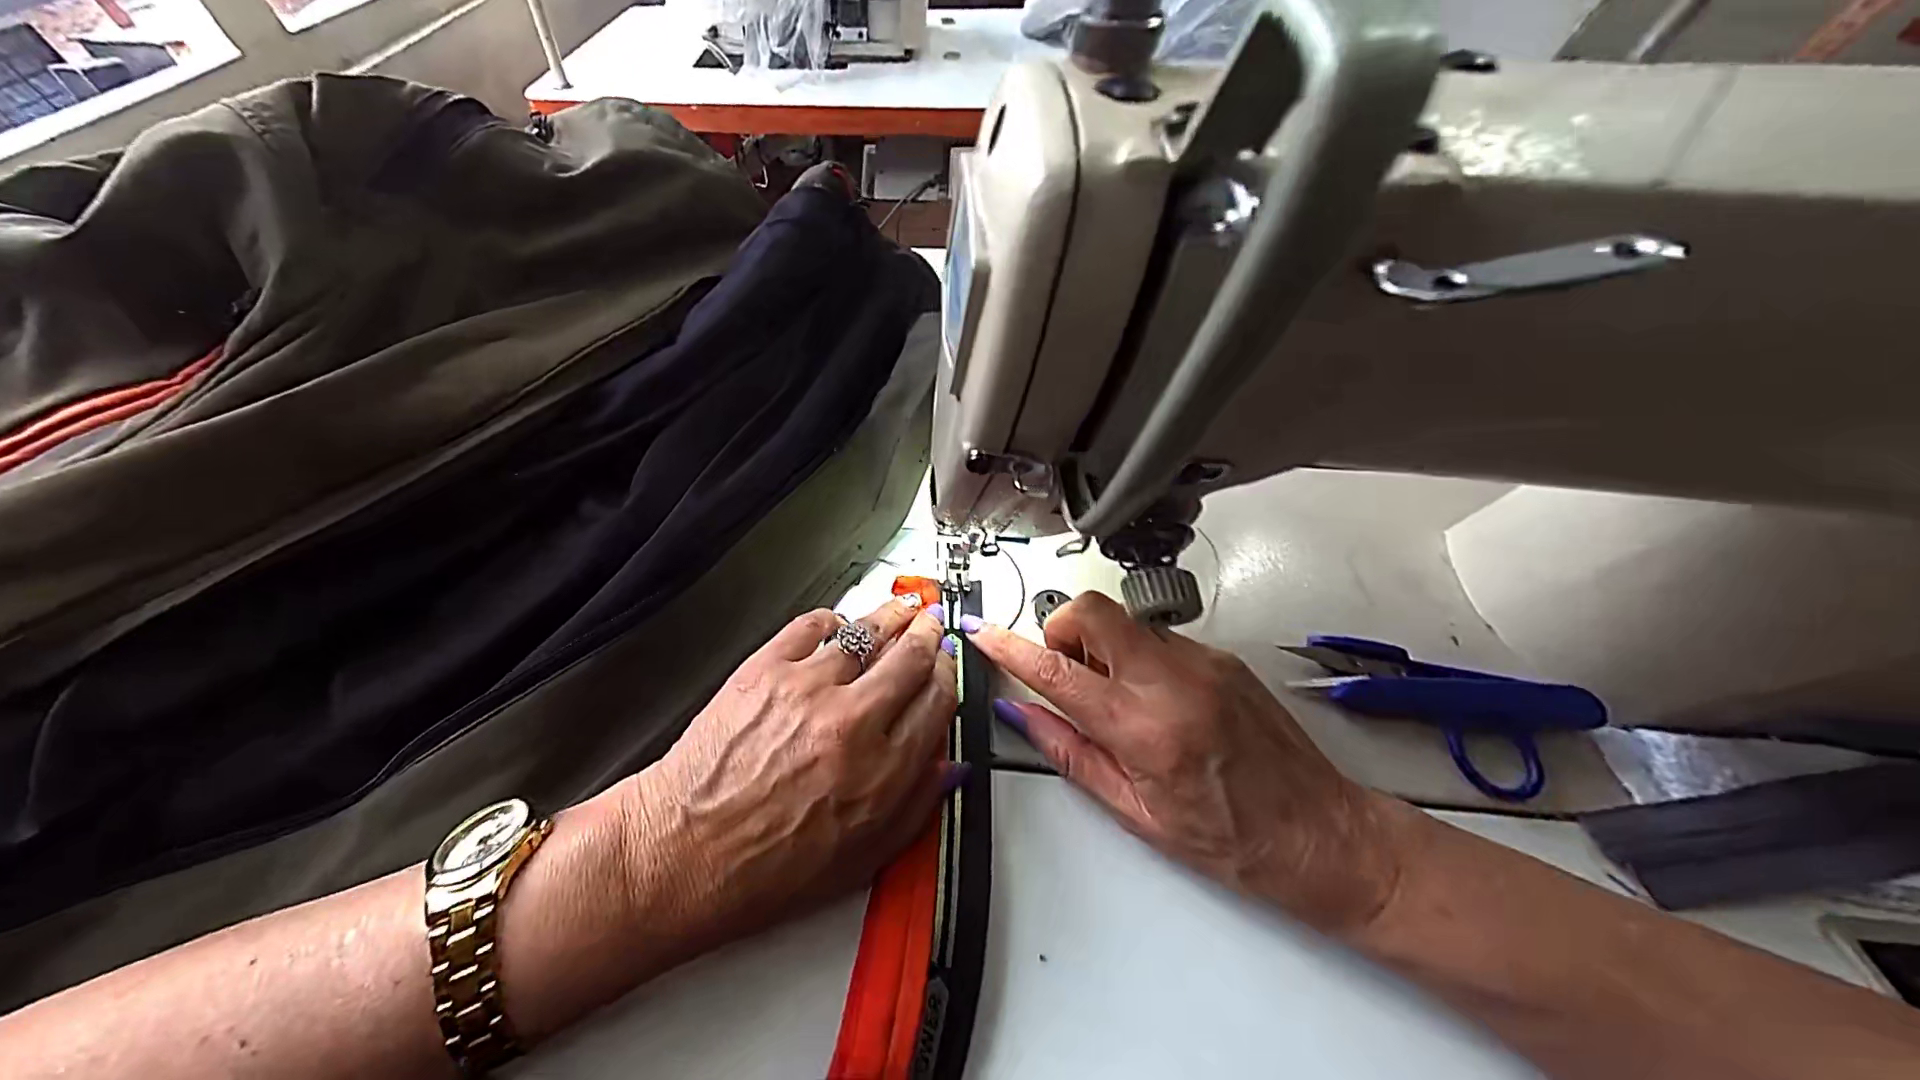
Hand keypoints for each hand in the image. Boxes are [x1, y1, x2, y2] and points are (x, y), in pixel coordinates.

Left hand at [623, 596, 957, 954]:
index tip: (946, 670)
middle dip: (929, 636)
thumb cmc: (762, 867)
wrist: (681, 853)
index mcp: (881, 771)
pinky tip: (840, 623)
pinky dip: (833, 619)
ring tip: (900, 610)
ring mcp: (807, 690)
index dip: (949, 677)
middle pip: (911, 657)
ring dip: (891, 617)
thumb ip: (915, 808)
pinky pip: (812, 625)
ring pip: (867, 632)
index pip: (937, 700)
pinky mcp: (764, 671)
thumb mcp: (860, 860)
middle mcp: (851, 723)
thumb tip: (947, 769)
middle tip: (930, 628)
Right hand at [967, 592, 1408, 934]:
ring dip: (1101, 648)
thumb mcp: (1136, 812)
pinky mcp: (1222, 657)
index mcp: (1146, 729)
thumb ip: (1072, 754)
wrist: (1321, 833)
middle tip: (1064, 669)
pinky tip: (1154, 702)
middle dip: (1061, 629)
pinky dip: (1138, 658)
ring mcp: (1204, 662)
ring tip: (1115, 699)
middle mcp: (1175, 681)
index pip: (1057, 673)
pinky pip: (1158, 639)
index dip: (1010, 649)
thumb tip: (1025, 716)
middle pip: (1092, 611)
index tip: (985, 633)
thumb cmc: (1235, 840)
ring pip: (1124, 622)